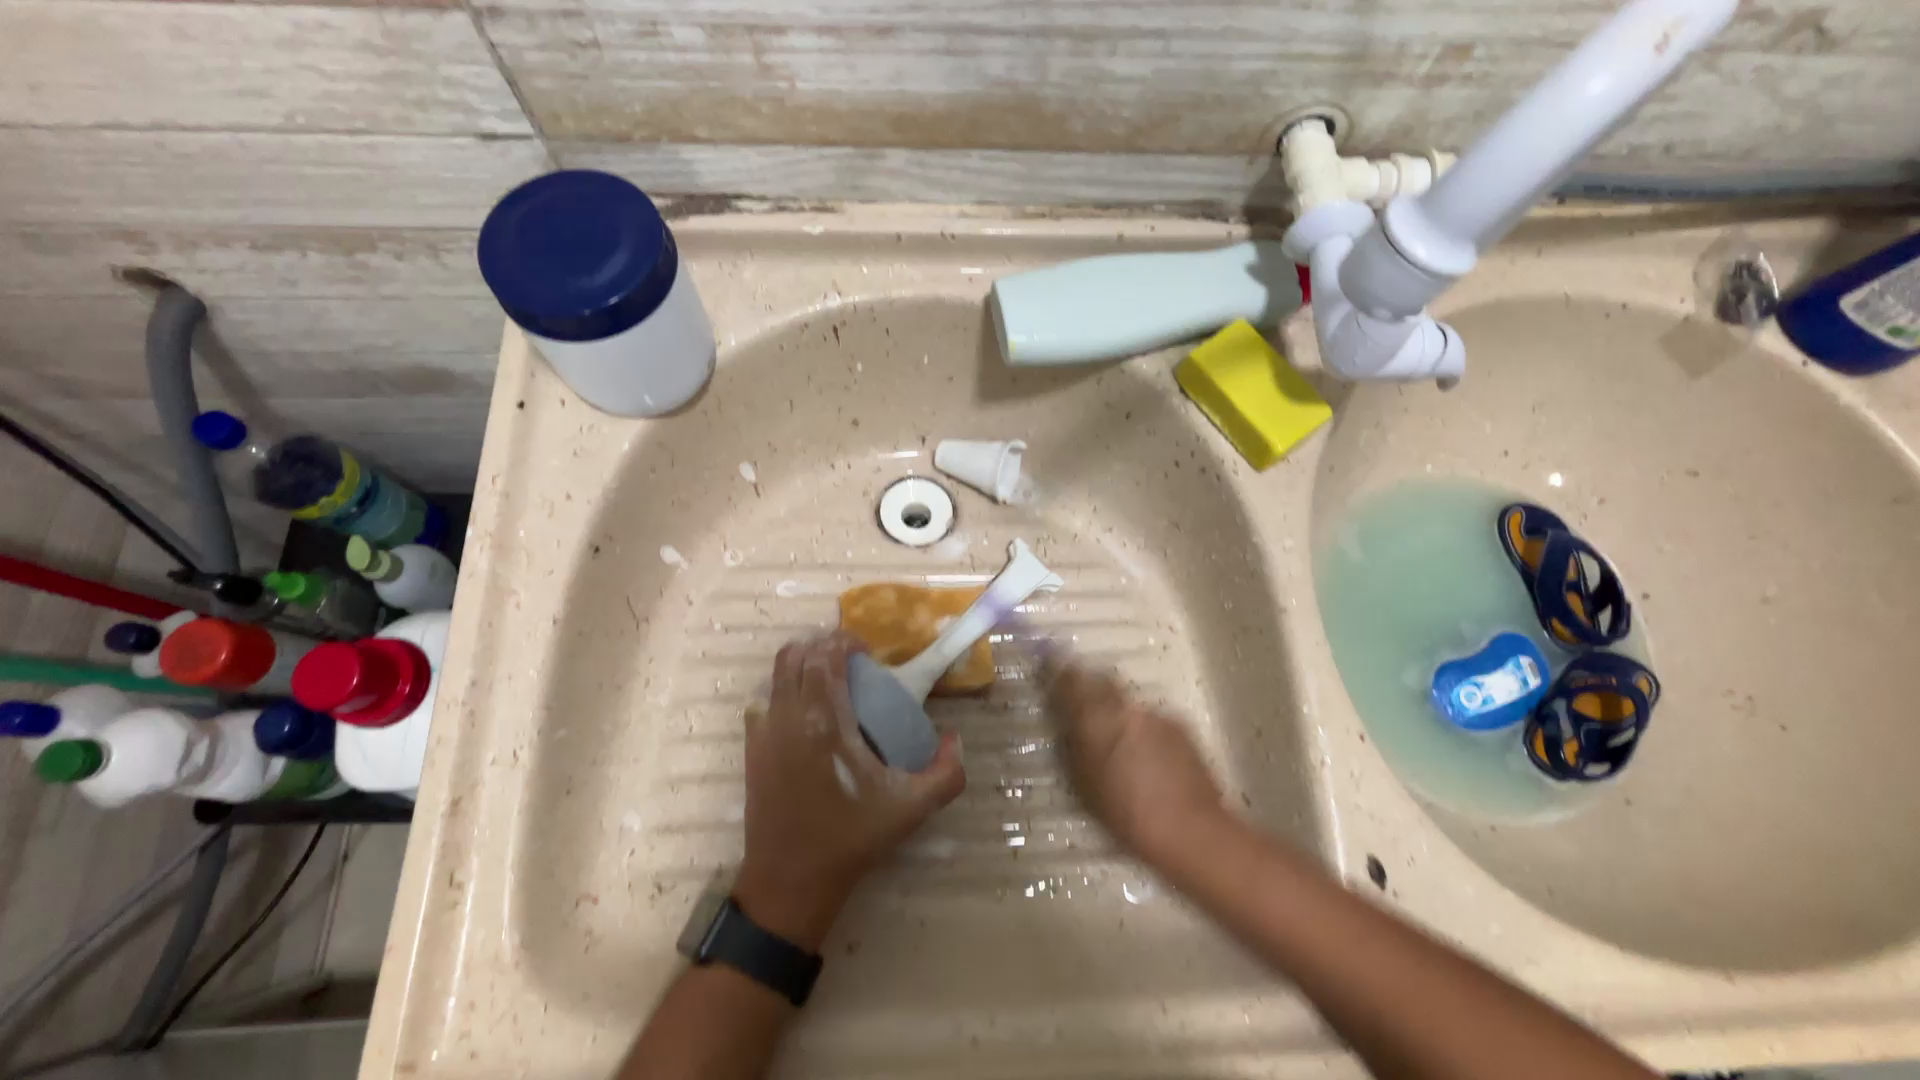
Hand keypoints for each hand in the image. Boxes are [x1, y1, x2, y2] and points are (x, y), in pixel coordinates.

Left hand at [735, 631, 965, 950]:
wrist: (791, 878)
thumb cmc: (851, 839)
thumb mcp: (911, 808)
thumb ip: (946, 772)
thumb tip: (954, 739)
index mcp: (824, 719)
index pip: (825, 654)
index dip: (844, 640)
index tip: (867, 653)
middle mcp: (788, 715)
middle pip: (796, 654)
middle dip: (823, 647)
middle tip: (852, 664)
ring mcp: (764, 732)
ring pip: (775, 675)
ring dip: (802, 665)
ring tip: (830, 683)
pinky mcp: (751, 750)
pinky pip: (762, 702)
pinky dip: (782, 692)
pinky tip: (805, 715)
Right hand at [1045, 660, 1225, 863]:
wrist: (1190, 830)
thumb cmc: (1126, 817)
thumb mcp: (1084, 787)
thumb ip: (1072, 748)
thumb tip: (1067, 726)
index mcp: (1096, 720)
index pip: (1071, 680)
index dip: (1059, 671)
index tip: (1050, 666)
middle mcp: (1126, 708)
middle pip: (1104, 683)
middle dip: (1091, 689)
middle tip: (1084, 708)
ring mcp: (1158, 715)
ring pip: (1130, 706)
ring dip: (1121, 717)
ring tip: (1121, 747)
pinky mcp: (1183, 728)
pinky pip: (1153, 721)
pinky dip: (1145, 731)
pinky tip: (1149, 759)